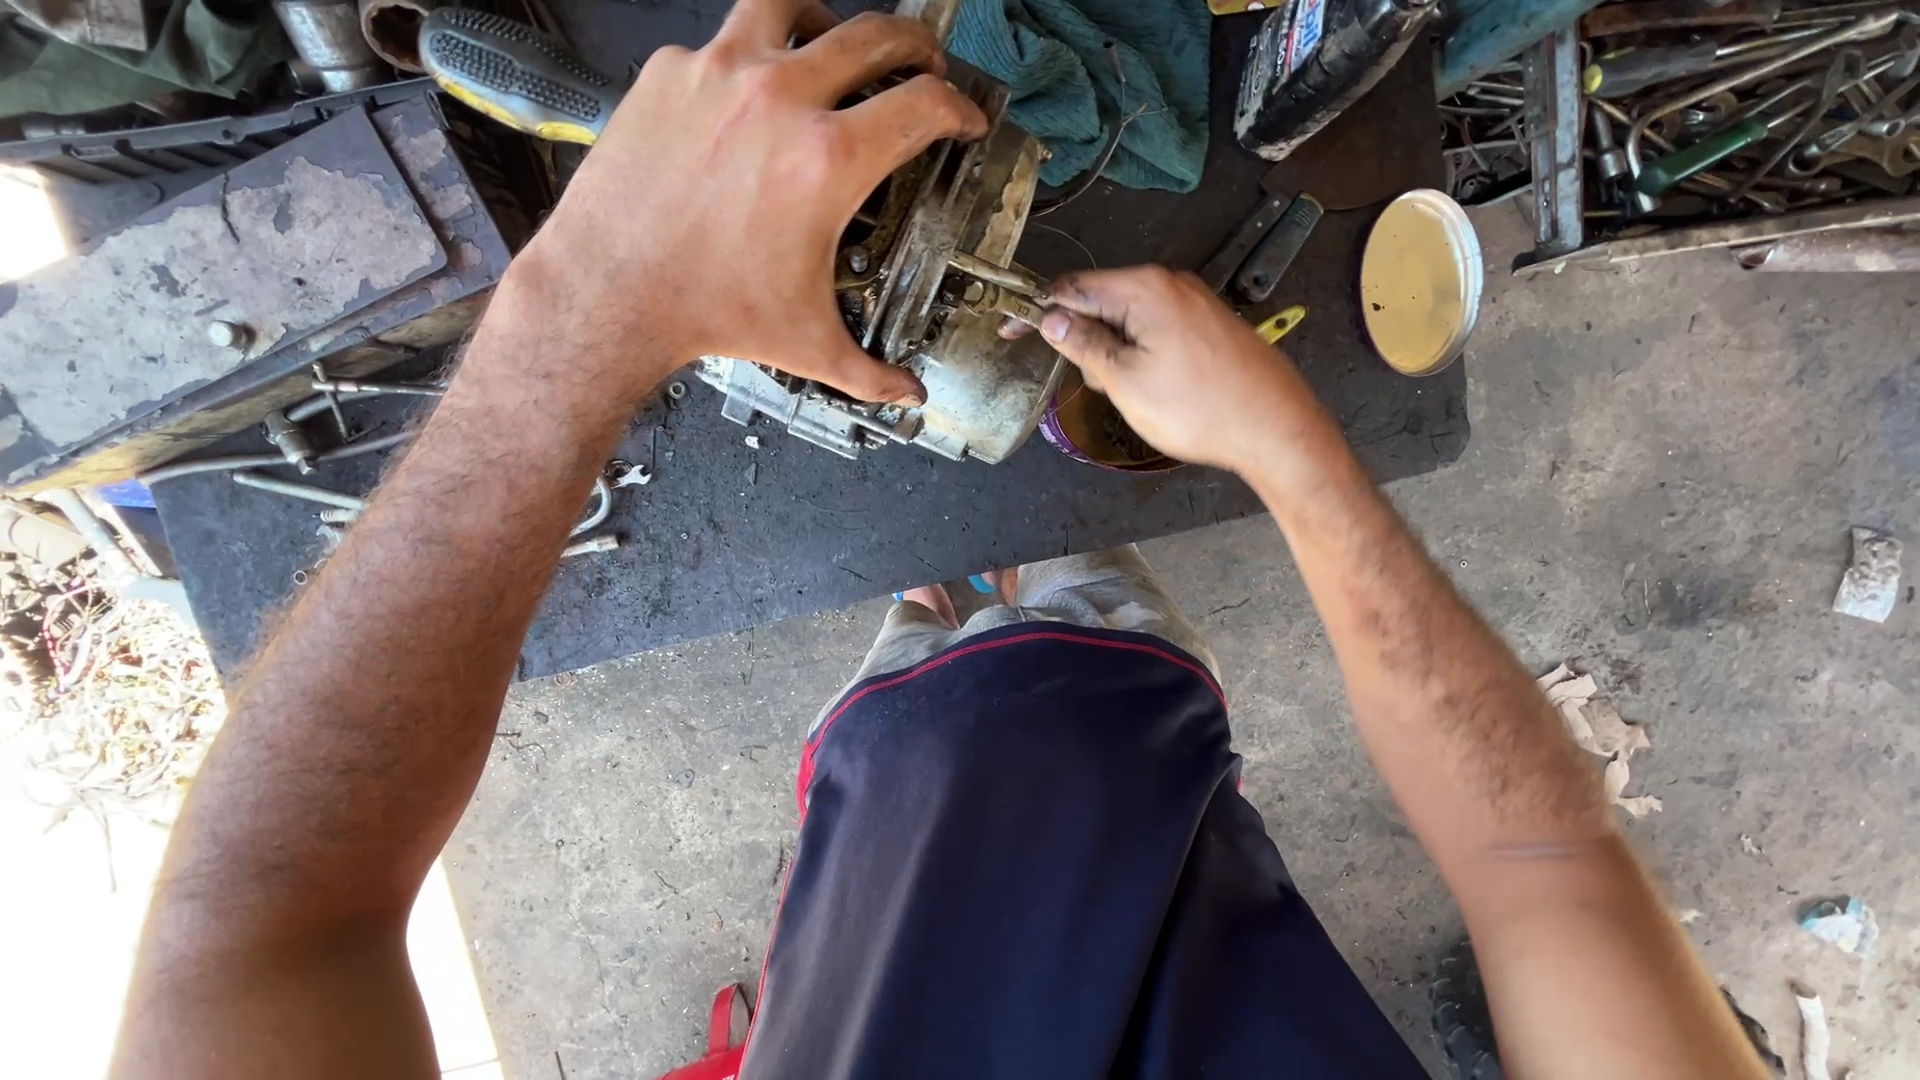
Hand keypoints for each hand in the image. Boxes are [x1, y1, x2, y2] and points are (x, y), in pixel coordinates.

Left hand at [510, 0, 987, 404]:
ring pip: (795, 6)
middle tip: (924, 65)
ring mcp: (720, 74)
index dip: (958, 108)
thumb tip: (908, 395)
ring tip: (836, 42)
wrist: (613, 293)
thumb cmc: (708, 313)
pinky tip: (754, 87)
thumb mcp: (809, 345)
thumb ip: (872, 373)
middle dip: (916, 48)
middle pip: (875, 37)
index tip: (962, 117)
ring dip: (831, 21)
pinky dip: (753, 54)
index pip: (923, 105)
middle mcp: (780, 99)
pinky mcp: (670, 73)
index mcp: (828, 161)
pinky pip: (725, 40)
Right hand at [1017, 267, 1335, 474]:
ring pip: (1129, 318)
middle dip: (1085, 339)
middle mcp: (1170, 283)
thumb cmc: (1197, 408)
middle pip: (1102, 300)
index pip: (1072, 288)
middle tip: (1097, 384)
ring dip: (1114, 352)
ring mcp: (1193, 301)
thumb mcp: (1125, 381)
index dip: (1036, 310)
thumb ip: (1084, 344)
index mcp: (1144, 288)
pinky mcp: (1207, 323)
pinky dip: (1140, 353)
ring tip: (1133, 393)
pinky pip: (1155, 327)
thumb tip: (1050, 318)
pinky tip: (1154, 386)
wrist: (1275, 428)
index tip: (1010, 332)